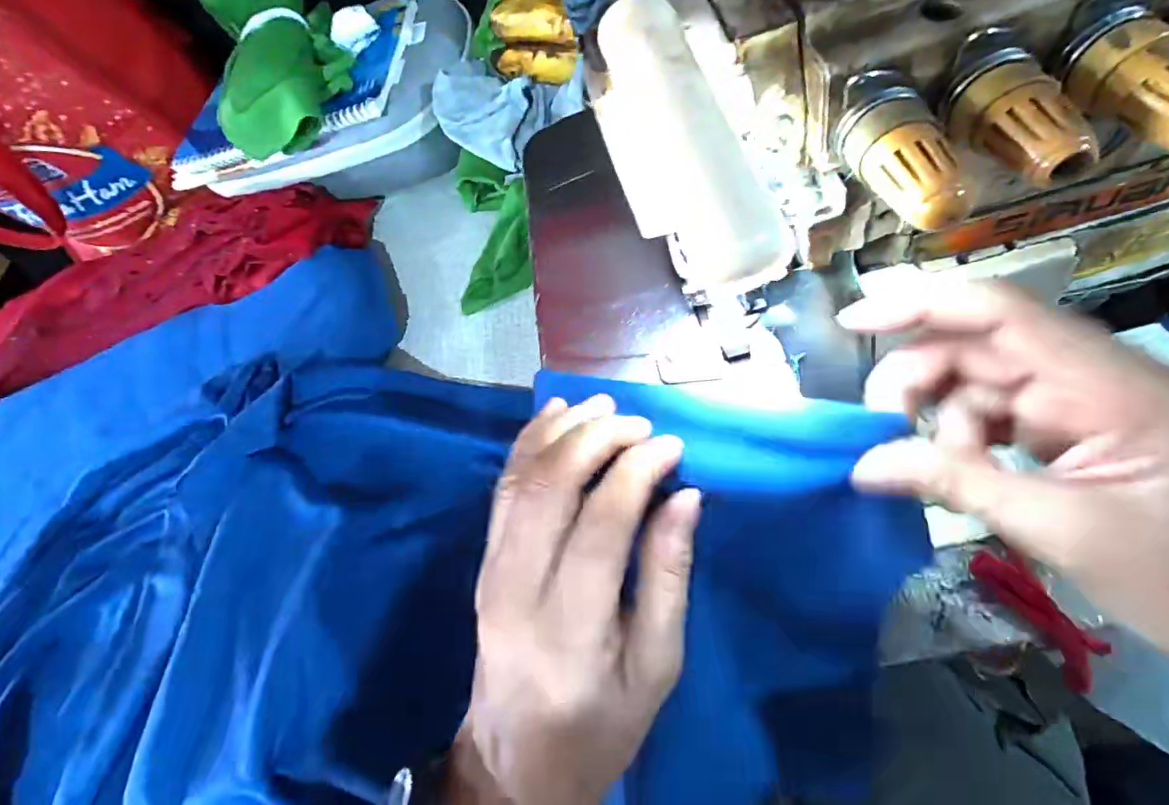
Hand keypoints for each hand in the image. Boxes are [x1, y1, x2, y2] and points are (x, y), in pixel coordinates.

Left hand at [448, 395, 701, 804]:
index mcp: (571, 630)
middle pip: (551, 489)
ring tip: (606, 405)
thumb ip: (669, 575)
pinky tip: (559, 414)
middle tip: (641, 425)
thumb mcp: (658, 664)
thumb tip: (685, 494)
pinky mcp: (483, 562)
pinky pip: (504, 488)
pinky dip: (530, 442)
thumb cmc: (602, 722)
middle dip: (598, 439)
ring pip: (521, 479)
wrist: (515, 762)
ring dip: (563, 430)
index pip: (601, 525)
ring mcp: (491, 573)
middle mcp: (518, 592)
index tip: (673, 446)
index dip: (638, 471)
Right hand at [839, 280, 1168, 681]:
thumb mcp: (1068, 534)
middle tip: (881, 427)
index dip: (920, 303)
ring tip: (934, 468)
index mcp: (1114, 382)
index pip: (1002, 311)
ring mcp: (1103, 406)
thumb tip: (865, 466)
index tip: (854, 319)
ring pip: (996, 384)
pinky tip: (971, 475)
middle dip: (924, 377)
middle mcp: (1105, 376)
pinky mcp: (1099, 436)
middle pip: (988, 347)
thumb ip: (961, 486)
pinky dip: (980, 440)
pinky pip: (1019, 418)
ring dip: (951, 416)